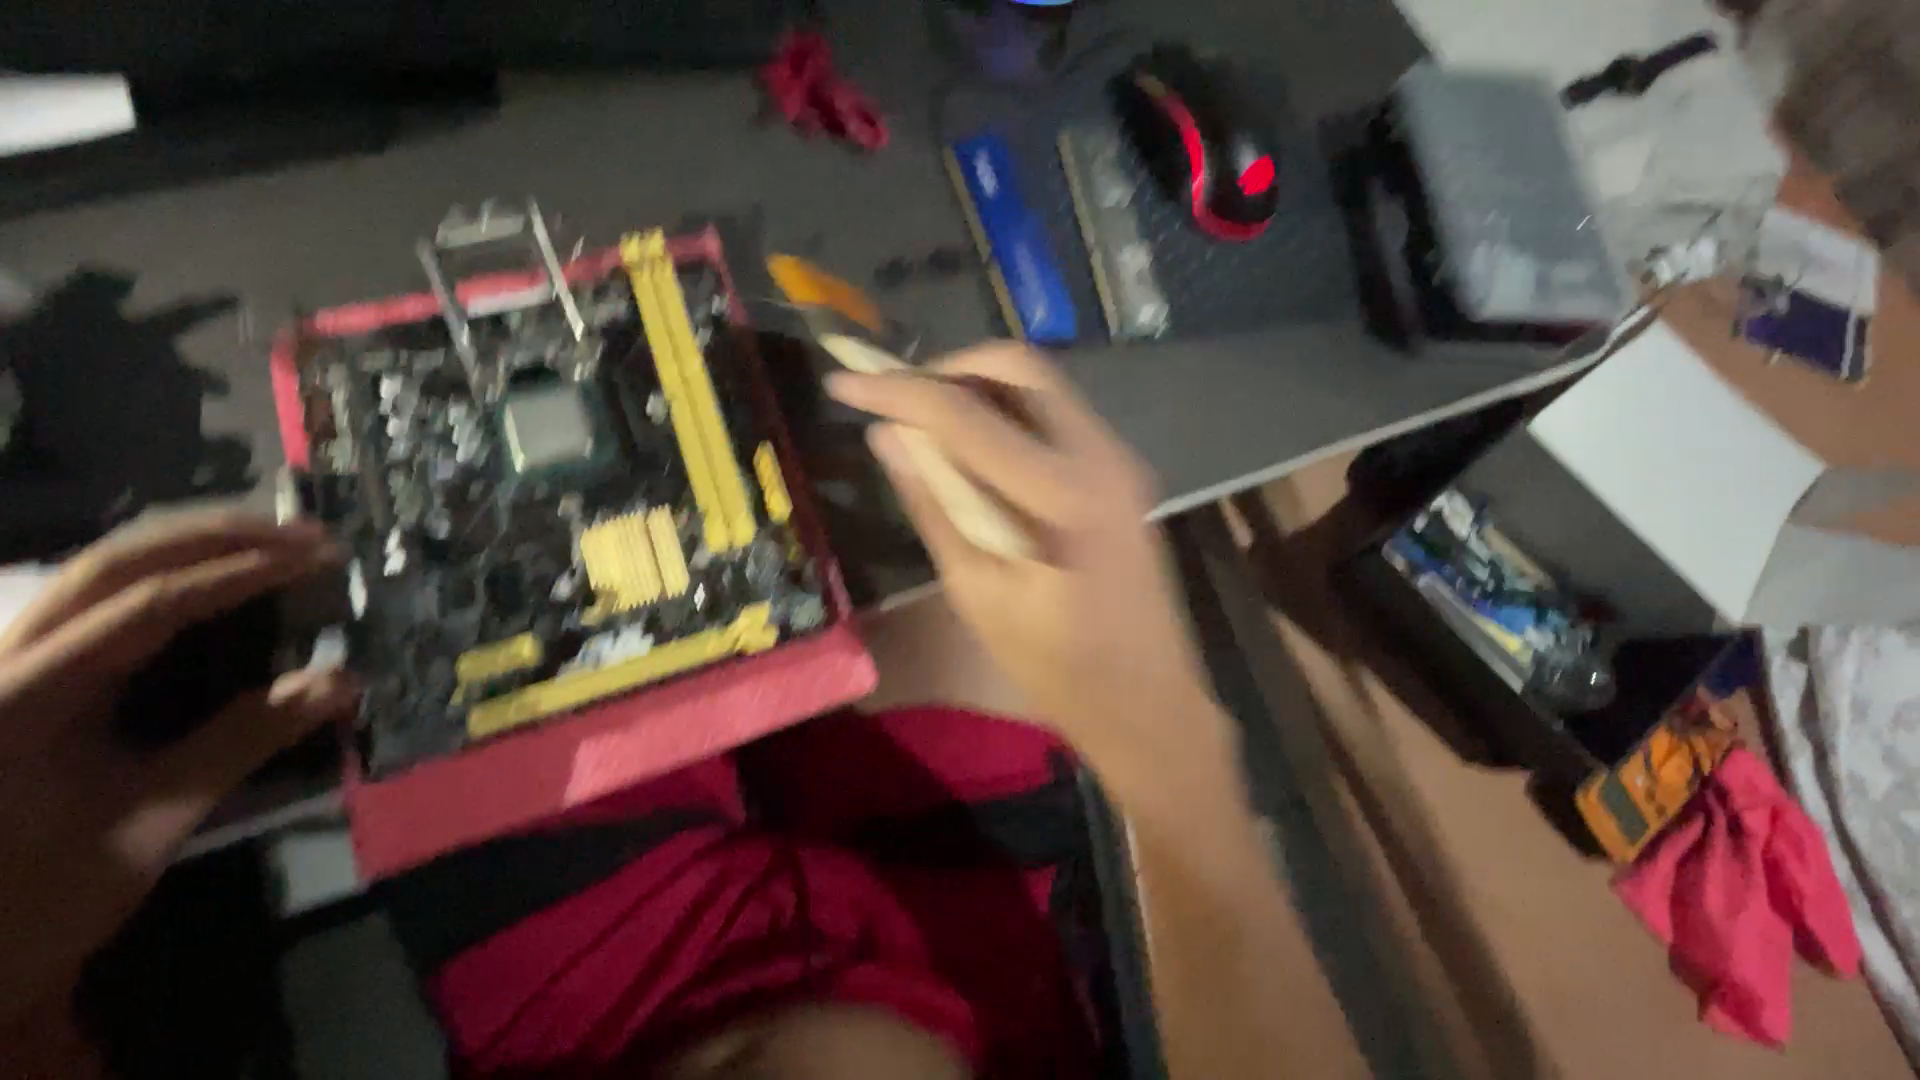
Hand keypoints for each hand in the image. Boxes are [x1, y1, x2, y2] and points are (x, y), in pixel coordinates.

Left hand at [0, 511, 356, 1024]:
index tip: (319, 559)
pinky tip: (216, 572)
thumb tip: (342, 681)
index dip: (238, 573)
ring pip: (92, 569)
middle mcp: (0, 663)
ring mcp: (3, 664)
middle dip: (215, 536)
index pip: (143, 607)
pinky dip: (164, 571)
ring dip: (189, 542)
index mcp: (19, 702)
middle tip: (306, 533)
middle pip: (107, 562)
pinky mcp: (19, 674)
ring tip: (274, 537)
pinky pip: (92, 597)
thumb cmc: (39, 900)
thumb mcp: (149, 827)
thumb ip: (241, 744)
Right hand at [827, 343, 1218, 764]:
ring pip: (1039, 385)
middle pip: (1018, 368)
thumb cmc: (1059, 669)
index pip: (967, 415)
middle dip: (946, 370)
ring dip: (976, 388)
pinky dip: (1006, 414)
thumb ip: (935, 505)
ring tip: (921, 421)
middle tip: (893, 400)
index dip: (898, 392)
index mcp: (1065, 495)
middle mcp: (1102, 456)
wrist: (1149, 703)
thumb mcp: (979, 594)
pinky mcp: (1120, 473)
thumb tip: (887, 437)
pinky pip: (1055, 416)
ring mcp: (1119, 460)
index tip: (842, 384)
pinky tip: (970, 448)